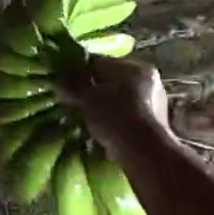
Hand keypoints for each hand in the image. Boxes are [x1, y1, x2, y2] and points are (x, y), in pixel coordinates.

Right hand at [54, 56, 171, 161]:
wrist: (143, 151)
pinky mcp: (155, 119)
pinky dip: (113, 115)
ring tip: (85, 115)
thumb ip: (70, 87)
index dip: (77, 72)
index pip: (98, 63)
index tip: (64, 83)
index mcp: (133, 68)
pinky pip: (127, 111)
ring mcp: (155, 100)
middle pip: (110, 79)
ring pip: (119, 96)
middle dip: (92, 88)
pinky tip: (101, 126)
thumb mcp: (85, 100)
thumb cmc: (114, 117)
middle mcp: (149, 79)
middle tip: (73, 100)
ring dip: (103, 103)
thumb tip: (58, 81)